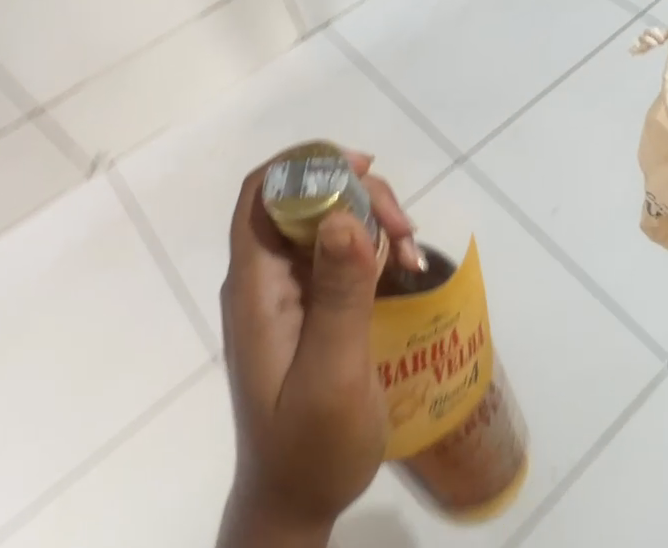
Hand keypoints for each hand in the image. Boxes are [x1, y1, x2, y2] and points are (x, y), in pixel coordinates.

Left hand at [218, 150, 416, 542]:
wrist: (298, 501)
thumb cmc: (311, 445)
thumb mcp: (333, 373)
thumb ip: (339, 295)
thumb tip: (345, 216)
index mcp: (257, 287)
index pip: (262, 195)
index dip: (305, 166)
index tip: (362, 168)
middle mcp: (268, 279)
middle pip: (305, 200)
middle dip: (358, 197)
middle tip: (404, 228)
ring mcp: (291, 292)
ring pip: (329, 222)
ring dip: (373, 223)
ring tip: (410, 254)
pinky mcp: (314, 305)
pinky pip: (342, 254)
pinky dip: (375, 250)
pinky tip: (405, 269)